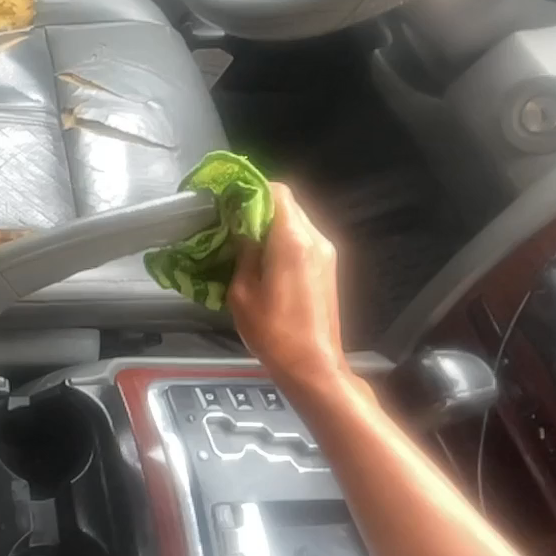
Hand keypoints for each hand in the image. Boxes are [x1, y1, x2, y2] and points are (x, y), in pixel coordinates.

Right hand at [228, 183, 349, 392]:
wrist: (312, 366)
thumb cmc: (274, 333)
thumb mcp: (242, 291)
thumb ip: (242, 252)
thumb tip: (240, 229)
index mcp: (293, 241)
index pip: (277, 191)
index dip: (250, 190)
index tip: (227, 202)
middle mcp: (315, 239)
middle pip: (286, 203)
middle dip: (256, 207)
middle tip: (229, 222)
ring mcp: (325, 253)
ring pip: (294, 220)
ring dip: (268, 224)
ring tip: (242, 242)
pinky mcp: (327, 266)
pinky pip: (301, 239)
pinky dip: (280, 239)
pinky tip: (260, 258)